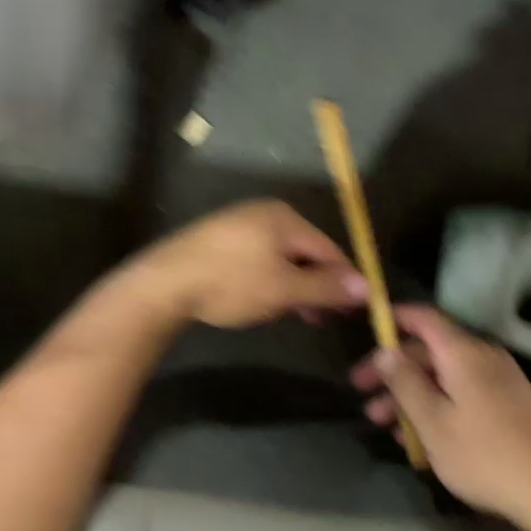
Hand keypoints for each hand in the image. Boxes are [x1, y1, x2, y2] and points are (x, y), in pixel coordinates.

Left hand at [129, 200, 367, 328]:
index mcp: (285, 218)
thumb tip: (367, 286)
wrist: (164, 283)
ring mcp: (239, 223)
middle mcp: (264, 212)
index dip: (344, 280)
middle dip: (317, 285)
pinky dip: (270, 280)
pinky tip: (263, 302)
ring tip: (296, 315)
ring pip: (281, 257)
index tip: (353, 310)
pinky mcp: (219, 240)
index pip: (328, 248)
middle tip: (323, 318)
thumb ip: (325, 287)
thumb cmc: (232, 283)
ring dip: (294, 286)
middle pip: (305, 251)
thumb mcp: (285, 289)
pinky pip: (258, 258)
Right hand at [352, 305, 530, 530]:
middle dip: (393, 371)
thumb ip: (405, 383)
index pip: (424, 318)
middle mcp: (483, 357)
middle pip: (430, 352)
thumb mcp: (432, 421)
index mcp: (464, 352)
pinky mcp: (507, 404)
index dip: (393, 319)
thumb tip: (385, 350)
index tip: (365, 330)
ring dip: (411, 395)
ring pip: (444, 377)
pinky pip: (462, 393)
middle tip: (362, 394)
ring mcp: (499, 381)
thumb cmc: (483, 455)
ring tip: (382, 424)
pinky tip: (416, 436)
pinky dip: (436, 406)